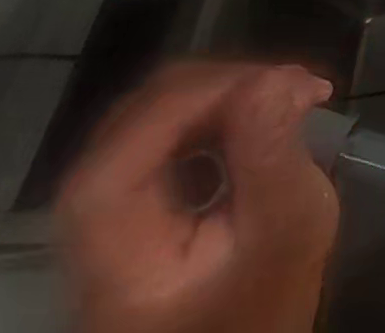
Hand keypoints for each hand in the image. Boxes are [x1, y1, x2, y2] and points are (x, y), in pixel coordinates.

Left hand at [58, 62, 337, 332]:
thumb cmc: (261, 311)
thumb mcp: (284, 237)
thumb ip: (272, 153)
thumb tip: (274, 75)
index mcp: (109, 232)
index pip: (146, 128)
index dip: (217, 89)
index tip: (293, 82)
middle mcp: (86, 208)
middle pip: (149, 108)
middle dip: (231, 84)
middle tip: (299, 87)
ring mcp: (105, 201)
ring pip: (161, 109)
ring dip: (231, 94)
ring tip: (291, 98)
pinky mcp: (129, 198)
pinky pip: (169, 130)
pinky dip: (221, 114)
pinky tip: (262, 121)